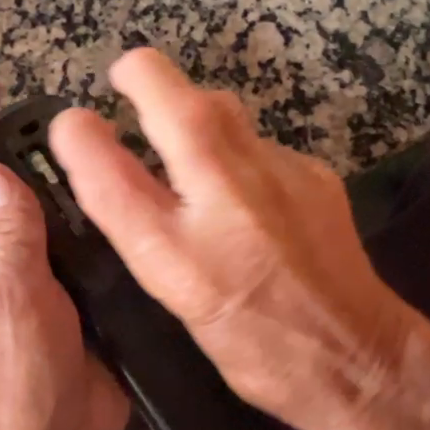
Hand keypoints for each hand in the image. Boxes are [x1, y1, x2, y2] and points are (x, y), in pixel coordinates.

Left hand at [0, 87, 135, 429]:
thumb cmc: (26, 383)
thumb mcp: (15, 308)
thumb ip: (11, 243)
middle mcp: (11, 259)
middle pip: (8, 188)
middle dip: (20, 141)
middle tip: (61, 107)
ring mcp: (48, 278)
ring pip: (51, 212)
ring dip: (63, 173)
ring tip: (101, 140)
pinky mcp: (86, 295)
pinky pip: (88, 242)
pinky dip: (98, 211)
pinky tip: (128, 197)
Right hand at [48, 50, 425, 429]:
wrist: (356, 355)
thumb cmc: (256, 350)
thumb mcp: (179, 303)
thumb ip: (145, 233)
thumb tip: (120, 171)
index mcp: (179, 255)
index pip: (110, 173)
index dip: (79, 137)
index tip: (72, 123)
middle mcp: (226, 204)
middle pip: (175, 104)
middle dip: (140, 74)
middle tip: (124, 77)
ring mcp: (278, 177)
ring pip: (221, 108)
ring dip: (188, 105)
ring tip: (177, 127)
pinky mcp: (312, 171)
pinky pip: (257, 140)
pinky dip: (236, 147)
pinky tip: (243, 182)